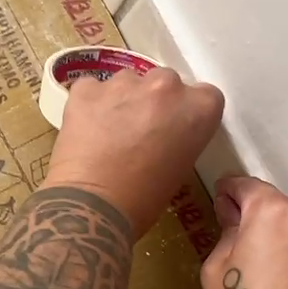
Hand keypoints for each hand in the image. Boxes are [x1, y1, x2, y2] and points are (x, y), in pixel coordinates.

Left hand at [41, 66, 223, 235]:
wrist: (92, 206)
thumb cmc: (143, 200)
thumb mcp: (180, 169)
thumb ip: (180, 137)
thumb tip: (162, 134)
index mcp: (198, 107)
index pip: (203, 96)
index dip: (186, 113)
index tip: (174, 130)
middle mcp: (165, 86)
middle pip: (164, 83)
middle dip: (154, 102)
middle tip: (138, 132)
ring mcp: (123, 83)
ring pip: (126, 82)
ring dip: (121, 100)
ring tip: (106, 133)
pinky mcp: (86, 89)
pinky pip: (90, 88)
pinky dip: (89, 104)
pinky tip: (83, 129)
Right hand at [200, 175, 287, 288]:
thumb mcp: (216, 268)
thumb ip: (227, 233)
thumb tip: (236, 220)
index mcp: (272, 211)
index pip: (246, 185)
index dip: (226, 192)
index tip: (216, 205)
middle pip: (271, 202)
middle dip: (249, 212)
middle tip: (228, 237)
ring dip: (268, 230)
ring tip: (249, 261)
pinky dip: (284, 246)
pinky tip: (268, 273)